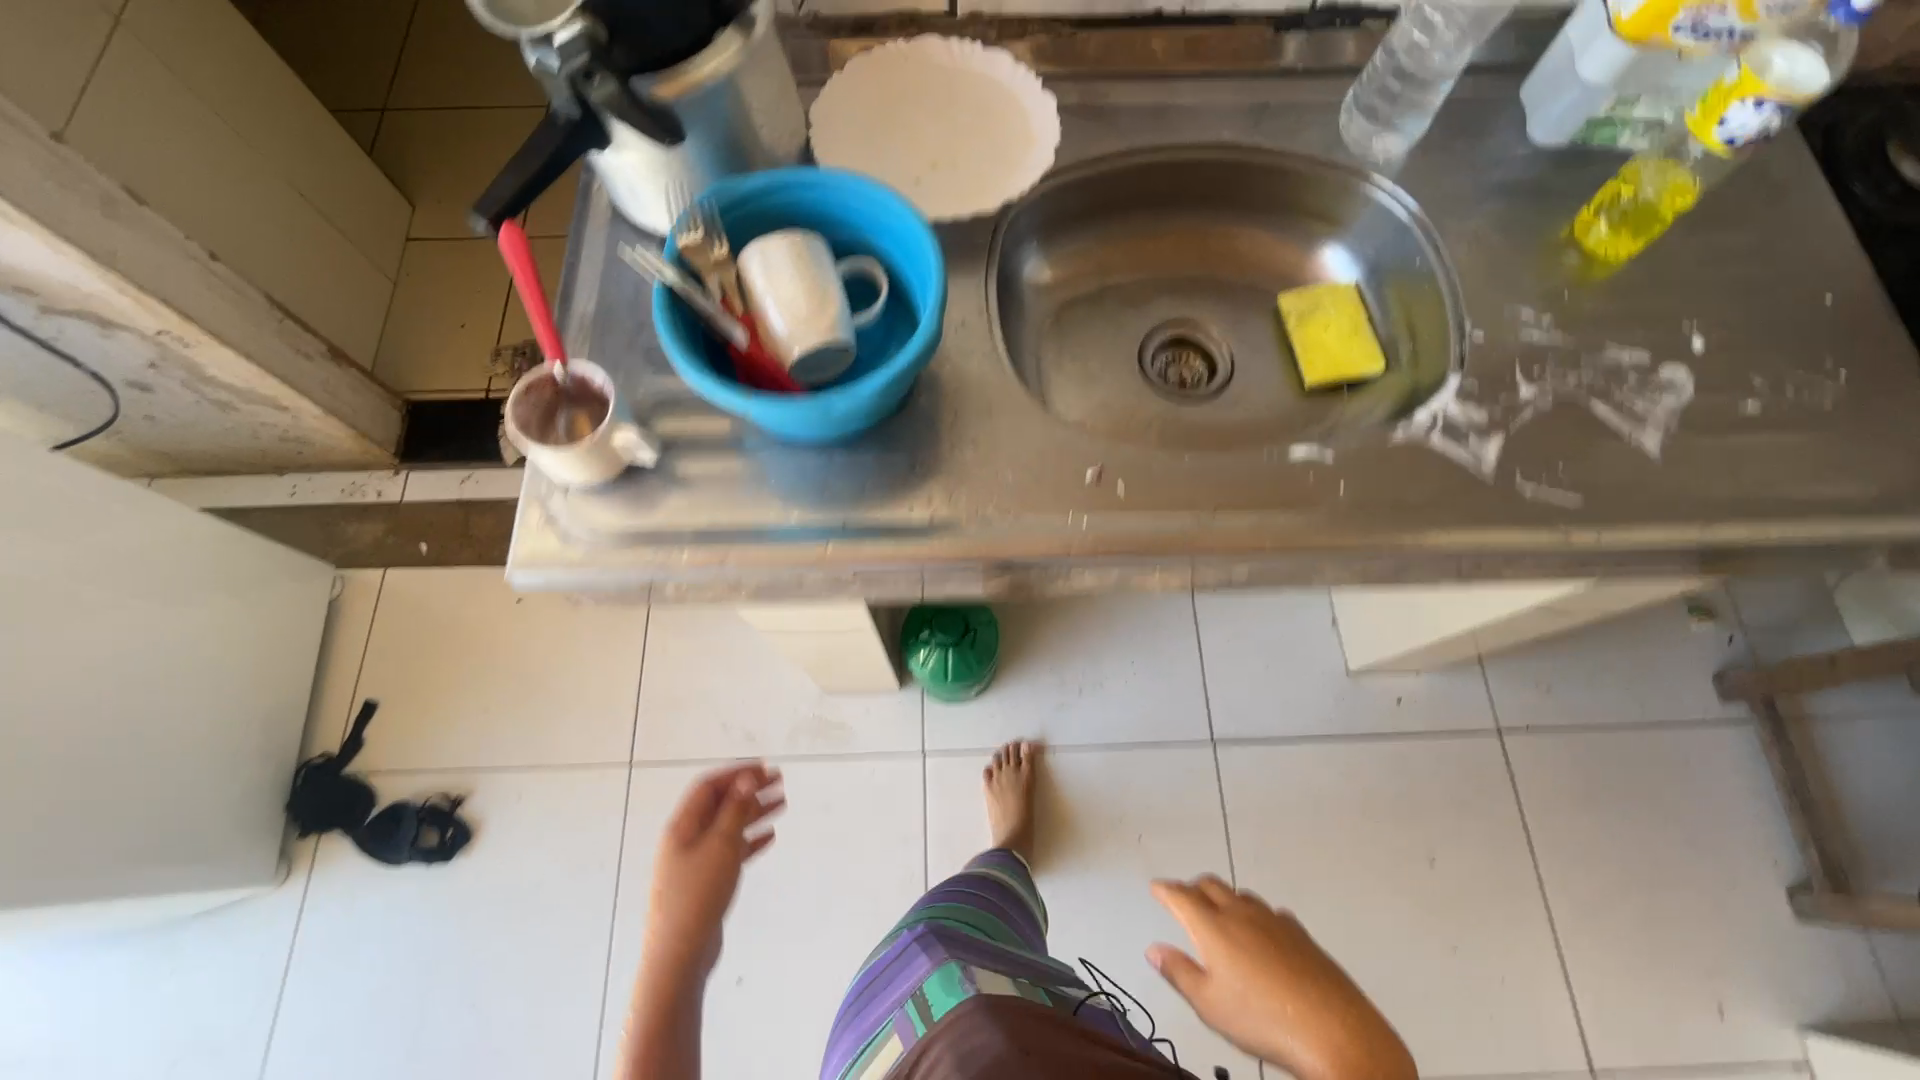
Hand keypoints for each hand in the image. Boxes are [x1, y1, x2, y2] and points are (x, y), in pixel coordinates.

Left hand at [642, 762, 784, 981]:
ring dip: (753, 813)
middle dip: (749, 790)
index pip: (709, 787)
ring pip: (727, 828)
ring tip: (782, 804)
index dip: (737, 774)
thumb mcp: (720, 846)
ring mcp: (695, 863)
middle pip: (720, 805)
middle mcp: (686, 840)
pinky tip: (769, 837)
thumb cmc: (698, 894)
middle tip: (779, 781)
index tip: (765, 769)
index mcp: (682, 826)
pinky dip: (749, 841)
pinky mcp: (705, 884)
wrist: (680, 954)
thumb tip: (746, 779)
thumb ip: (735, 810)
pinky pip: (729, 852)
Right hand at [1147, 876, 1414, 1079]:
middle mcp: (1242, 914)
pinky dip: (1255, 914)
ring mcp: (1275, 921)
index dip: (1165, 890)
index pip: (1182, 896)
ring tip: (1219, 916)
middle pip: (1211, 885)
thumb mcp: (1209, 1005)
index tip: (1156, 888)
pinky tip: (1261, 934)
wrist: (1335, 1031)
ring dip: (1224, 898)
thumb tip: (1154, 949)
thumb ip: (1178, 973)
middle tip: (1184, 900)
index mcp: (1213, 927)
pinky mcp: (1302, 934)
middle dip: (1192, 888)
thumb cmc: (1262, 1020)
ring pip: (1241, 895)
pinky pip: (1270, 912)